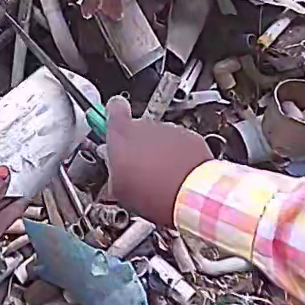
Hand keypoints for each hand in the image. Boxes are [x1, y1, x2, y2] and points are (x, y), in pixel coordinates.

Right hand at [103, 96, 211, 228]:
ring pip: (158, 137)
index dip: (113, 113)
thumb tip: (112, 170)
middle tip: (138, 167)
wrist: (193, 197)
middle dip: (137, 144)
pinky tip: (175, 177)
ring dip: (157, 152)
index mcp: (122, 134)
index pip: (114, 108)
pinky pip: (178, 144)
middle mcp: (146, 126)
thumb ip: (113, 170)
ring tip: (159, 178)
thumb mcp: (120, 189)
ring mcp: (169, 130)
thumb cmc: (154, 193)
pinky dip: (177, 156)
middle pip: (137, 128)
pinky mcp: (190, 138)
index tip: (111, 120)